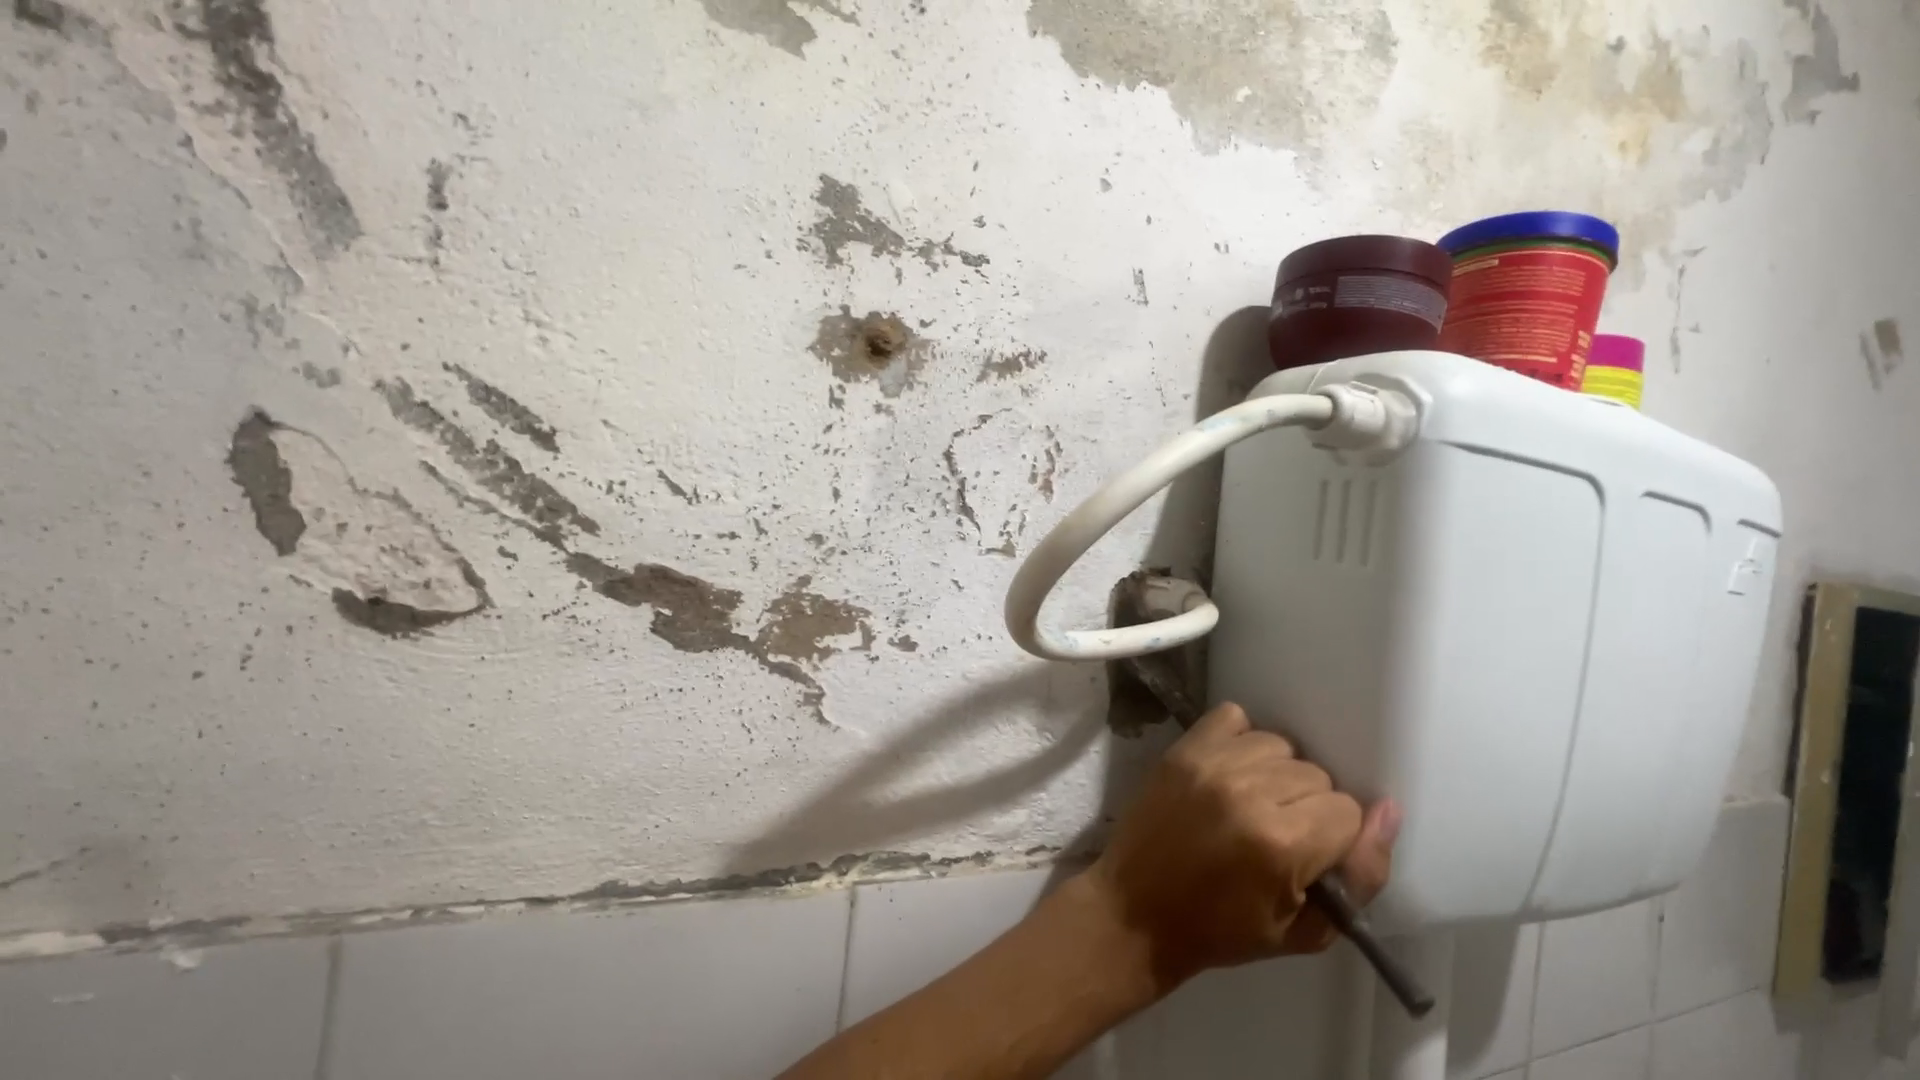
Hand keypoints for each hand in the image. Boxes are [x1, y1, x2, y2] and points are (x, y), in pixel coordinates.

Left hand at [1080, 702, 1400, 988]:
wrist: (1135, 911)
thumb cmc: (1221, 930)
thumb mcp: (1305, 930)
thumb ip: (1362, 874)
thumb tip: (1388, 810)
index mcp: (1282, 841)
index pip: (1347, 810)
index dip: (1334, 839)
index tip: (1307, 860)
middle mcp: (1248, 790)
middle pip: (1316, 775)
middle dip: (1307, 808)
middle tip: (1276, 837)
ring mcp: (1211, 763)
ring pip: (1281, 745)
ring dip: (1276, 773)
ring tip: (1253, 805)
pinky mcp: (1183, 749)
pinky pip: (1234, 717)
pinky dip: (1241, 740)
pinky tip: (1232, 773)